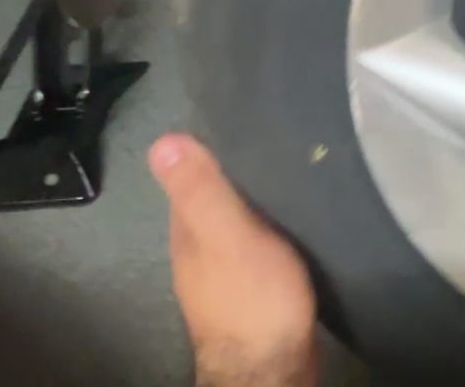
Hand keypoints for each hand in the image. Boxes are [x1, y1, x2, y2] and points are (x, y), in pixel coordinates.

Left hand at [149, 133, 320, 386]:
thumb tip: (162, 141)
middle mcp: (202, 241)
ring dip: (265, 183)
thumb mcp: (228, 238)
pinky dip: (279, 209)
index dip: (219, 135)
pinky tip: (303, 202)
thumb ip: (201, 191)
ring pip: (244, 207)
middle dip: (248, 156)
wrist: (273, 369)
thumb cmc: (252, 298)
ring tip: (302, 153)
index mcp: (189, 227)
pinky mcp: (257, 275)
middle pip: (221, 186)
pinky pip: (265, 227)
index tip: (255, 104)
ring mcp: (228, 262)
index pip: (197, 167)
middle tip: (291, 124)